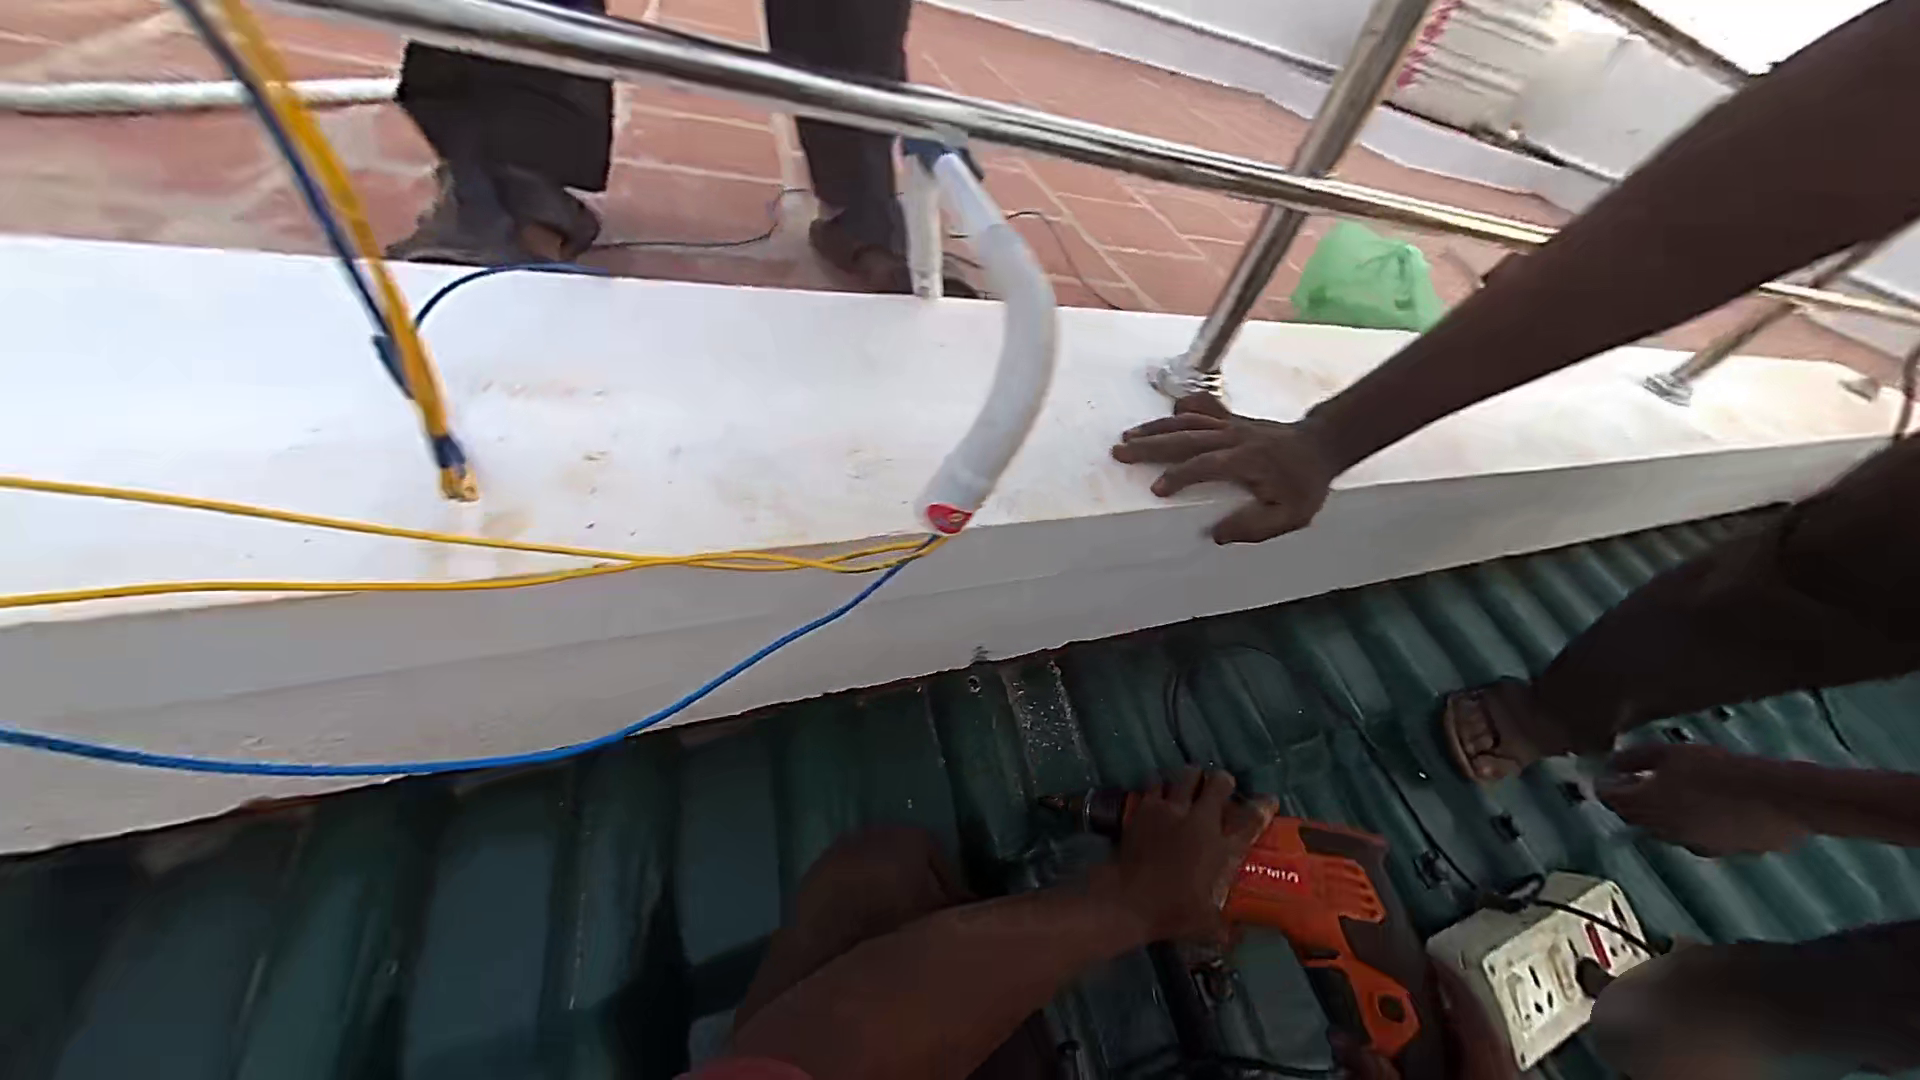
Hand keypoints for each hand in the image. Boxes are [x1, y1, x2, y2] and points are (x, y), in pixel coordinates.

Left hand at [1107, 768, 1275, 941]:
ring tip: (1193, 778)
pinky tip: (1162, 789)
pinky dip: (1162, 784)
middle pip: (1218, 786)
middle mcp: (1200, 822)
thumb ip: (1228, 926)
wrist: (1132, 897)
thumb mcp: (1210, 926)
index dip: (1262, 807)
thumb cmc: (1175, 912)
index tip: (1268, 799)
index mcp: (1222, 849)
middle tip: (1222, 782)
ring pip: (1187, 777)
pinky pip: (1157, 783)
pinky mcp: (1147, 806)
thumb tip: (1239, 933)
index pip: (1250, 821)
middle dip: (1223, 781)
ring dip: (1193, 776)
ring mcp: (1172, 810)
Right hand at [1110, 394, 1339, 543]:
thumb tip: (1218, 535)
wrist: (1323, 445)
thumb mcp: (1291, 516)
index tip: (1157, 488)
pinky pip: (1201, 409)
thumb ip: (1255, 528)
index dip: (1179, 475)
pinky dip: (1180, 409)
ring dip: (1155, 428)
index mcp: (1247, 460)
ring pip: (1187, 421)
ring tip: (1127, 436)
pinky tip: (1163, 417)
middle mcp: (1235, 437)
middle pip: (1185, 436)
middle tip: (1120, 452)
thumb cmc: (1305, 485)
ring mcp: (1231, 424)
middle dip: (1150, 444)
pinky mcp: (1229, 419)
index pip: (1205, 464)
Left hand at [1596, 744, 1808, 856]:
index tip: (1615, 774)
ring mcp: (1695, 844)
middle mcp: (1663, 830)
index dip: (1608, 785)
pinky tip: (1708, 808)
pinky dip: (1693, 824)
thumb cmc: (1719, 769)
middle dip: (1631, 800)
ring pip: (1663, 830)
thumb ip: (1632, 759)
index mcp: (1644, 805)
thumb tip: (1613, 764)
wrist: (1786, 797)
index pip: (1609, 799)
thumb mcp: (1666, 752)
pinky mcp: (1727, 851)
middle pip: (1633, 816)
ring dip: (1660, 813)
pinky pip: (1698, 837)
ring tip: (1674, 793)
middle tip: (1640, 781)